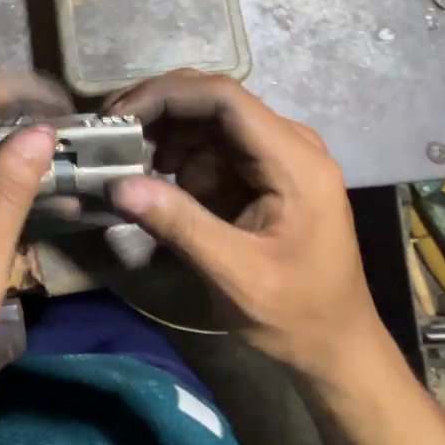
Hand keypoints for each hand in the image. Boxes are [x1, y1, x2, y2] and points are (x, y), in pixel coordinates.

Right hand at [107, 71, 382, 375]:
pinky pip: (209, 143)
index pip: (224, 98)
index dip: (166, 96)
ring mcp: (275, 154)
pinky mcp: (260, 169)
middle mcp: (288, 143)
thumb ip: (180, 225)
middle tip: (109, 134)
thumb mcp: (237, 276)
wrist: (335, 348)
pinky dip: (176, 154)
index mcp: (295, 161)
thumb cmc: (297, 315)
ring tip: (127, 164)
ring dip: (163, 133)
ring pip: (205, 117)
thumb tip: (117, 185)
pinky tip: (158, 182)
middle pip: (211, 99)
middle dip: (156, 109)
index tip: (119, 118)